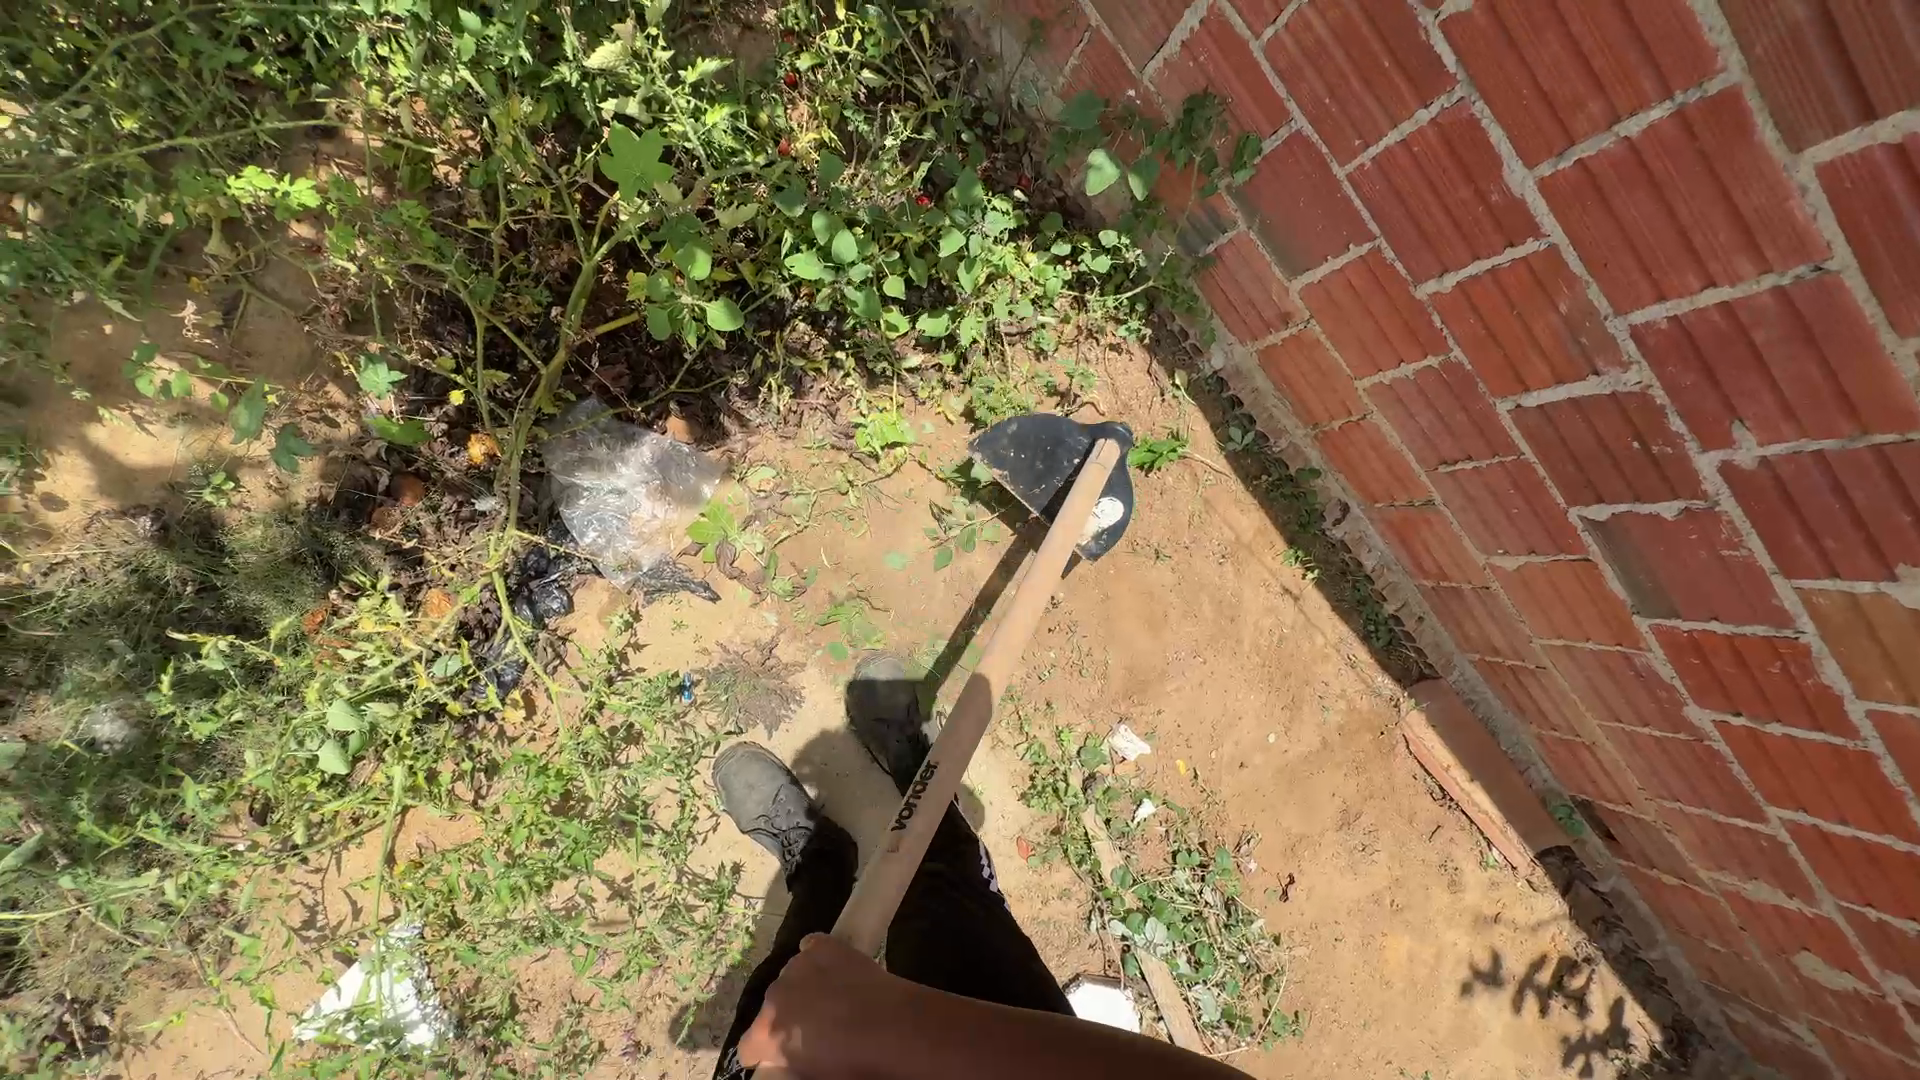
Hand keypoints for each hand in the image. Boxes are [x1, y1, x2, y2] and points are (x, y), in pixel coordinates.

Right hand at [738, 933, 912, 1076]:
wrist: (890, 1026)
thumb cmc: (851, 1064)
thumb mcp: (811, 1076)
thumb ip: (788, 1065)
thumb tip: (789, 1061)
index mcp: (766, 1034)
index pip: (748, 1048)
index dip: (764, 1054)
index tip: (782, 1058)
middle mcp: (775, 995)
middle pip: (771, 1008)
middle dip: (786, 1018)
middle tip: (813, 1029)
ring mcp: (798, 964)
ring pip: (791, 977)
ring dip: (803, 987)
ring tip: (831, 998)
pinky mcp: (822, 945)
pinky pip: (810, 947)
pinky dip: (817, 956)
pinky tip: (832, 968)